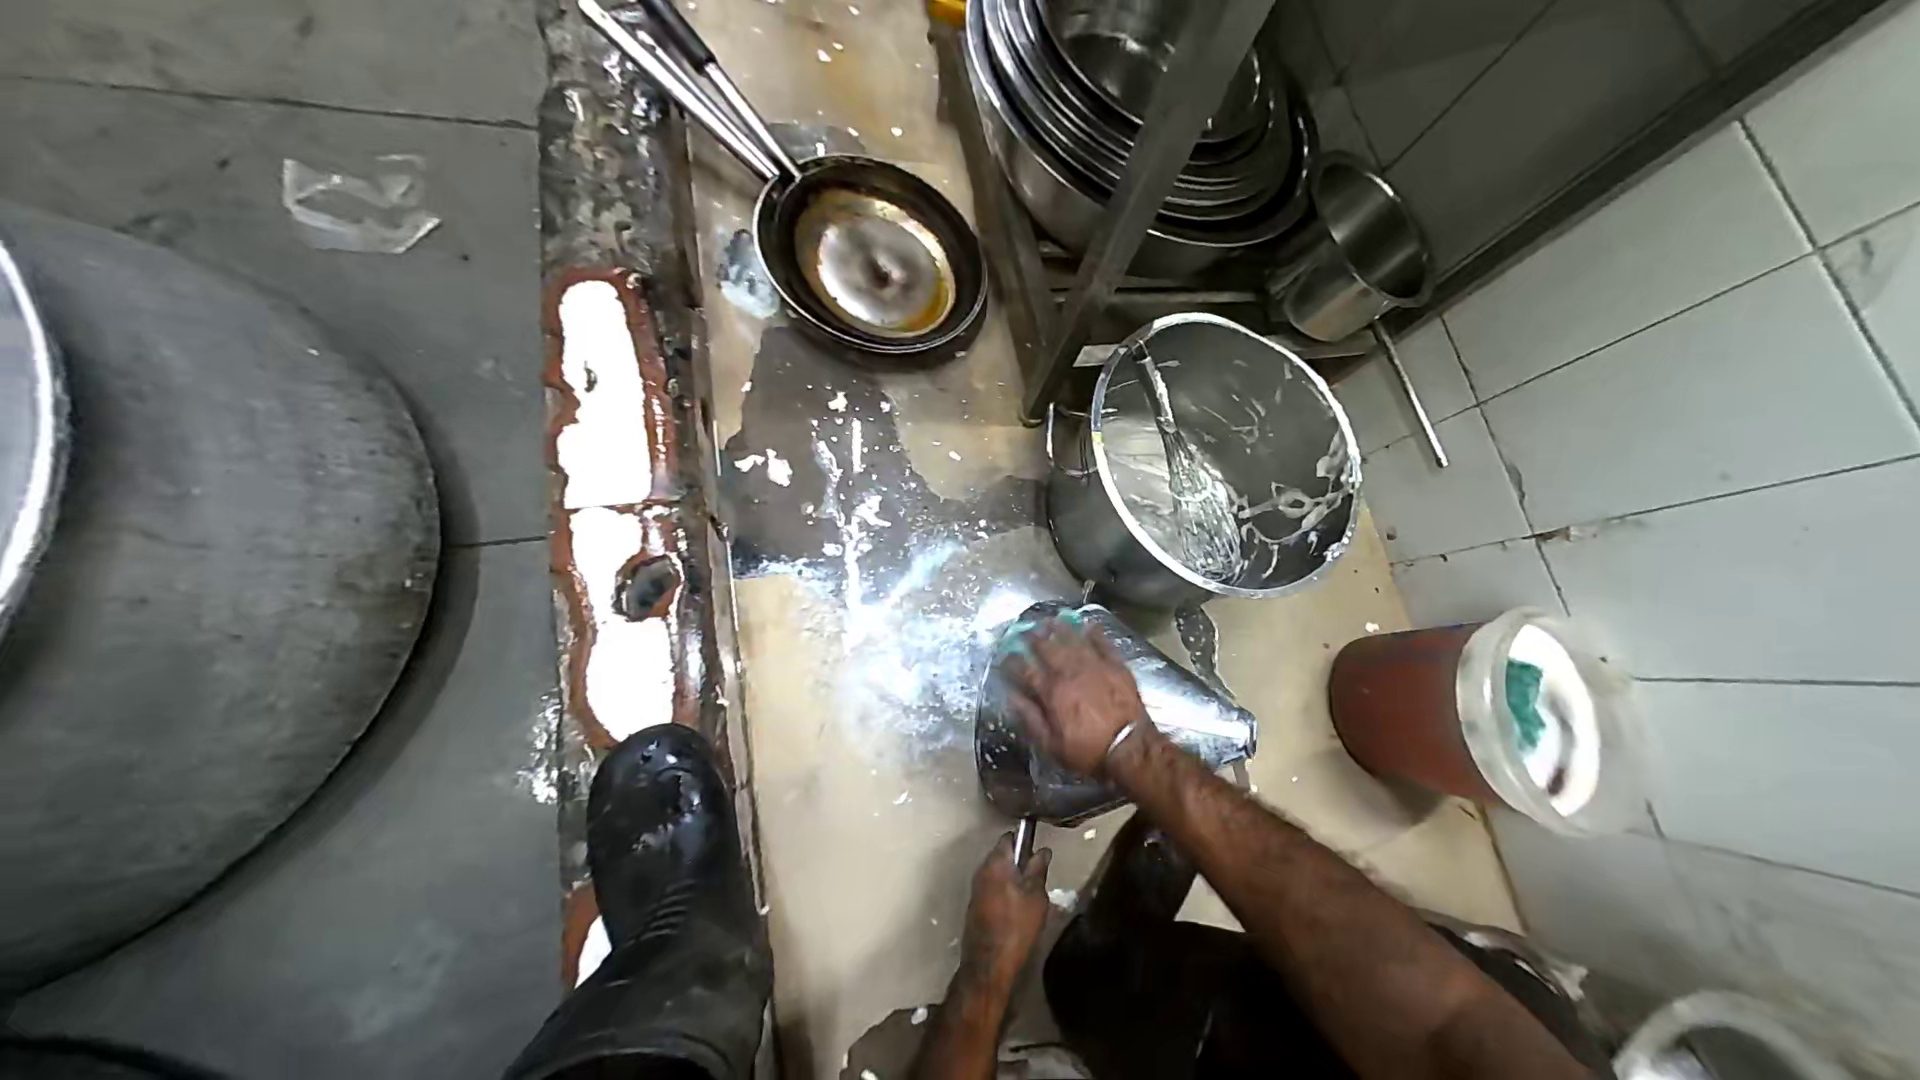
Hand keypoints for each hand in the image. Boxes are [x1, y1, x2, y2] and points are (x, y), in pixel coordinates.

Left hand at [958, 832, 1050, 994]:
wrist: (989, 965)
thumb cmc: (1016, 926)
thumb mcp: (1035, 897)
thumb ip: (1038, 870)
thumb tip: (1042, 850)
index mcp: (995, 863)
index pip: (1009, 838)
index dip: (1024, 840)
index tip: (1037, 851)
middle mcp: (981, 870)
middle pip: (1001, 856)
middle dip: (1018, 862)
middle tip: (1037, 876)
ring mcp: (975, 889)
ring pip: (996, 874)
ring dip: (1011, 878)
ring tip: (1029, 894)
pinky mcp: (974, 906)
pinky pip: (991, 888)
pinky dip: (1003, 891)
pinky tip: (1015, 907)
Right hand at [1004, 615, 1150, 775]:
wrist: (1130, 748)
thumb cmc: (1089, 751)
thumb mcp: (1051, 745)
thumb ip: (1030, 718)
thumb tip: (1012, 697)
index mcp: (1052, 691)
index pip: (1025, 670)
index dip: (1012, 661)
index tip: (1005, 655)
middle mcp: (1070, 672)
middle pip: (1048, 648)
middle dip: (1034, 638)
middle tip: (1027, 630)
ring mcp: (1094, 665)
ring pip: (1073, 640)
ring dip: (1060, 629)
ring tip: (1052, 620)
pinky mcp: (1116, 665)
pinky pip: (1103, 643)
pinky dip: (1095, 633)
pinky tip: (1089, 625)